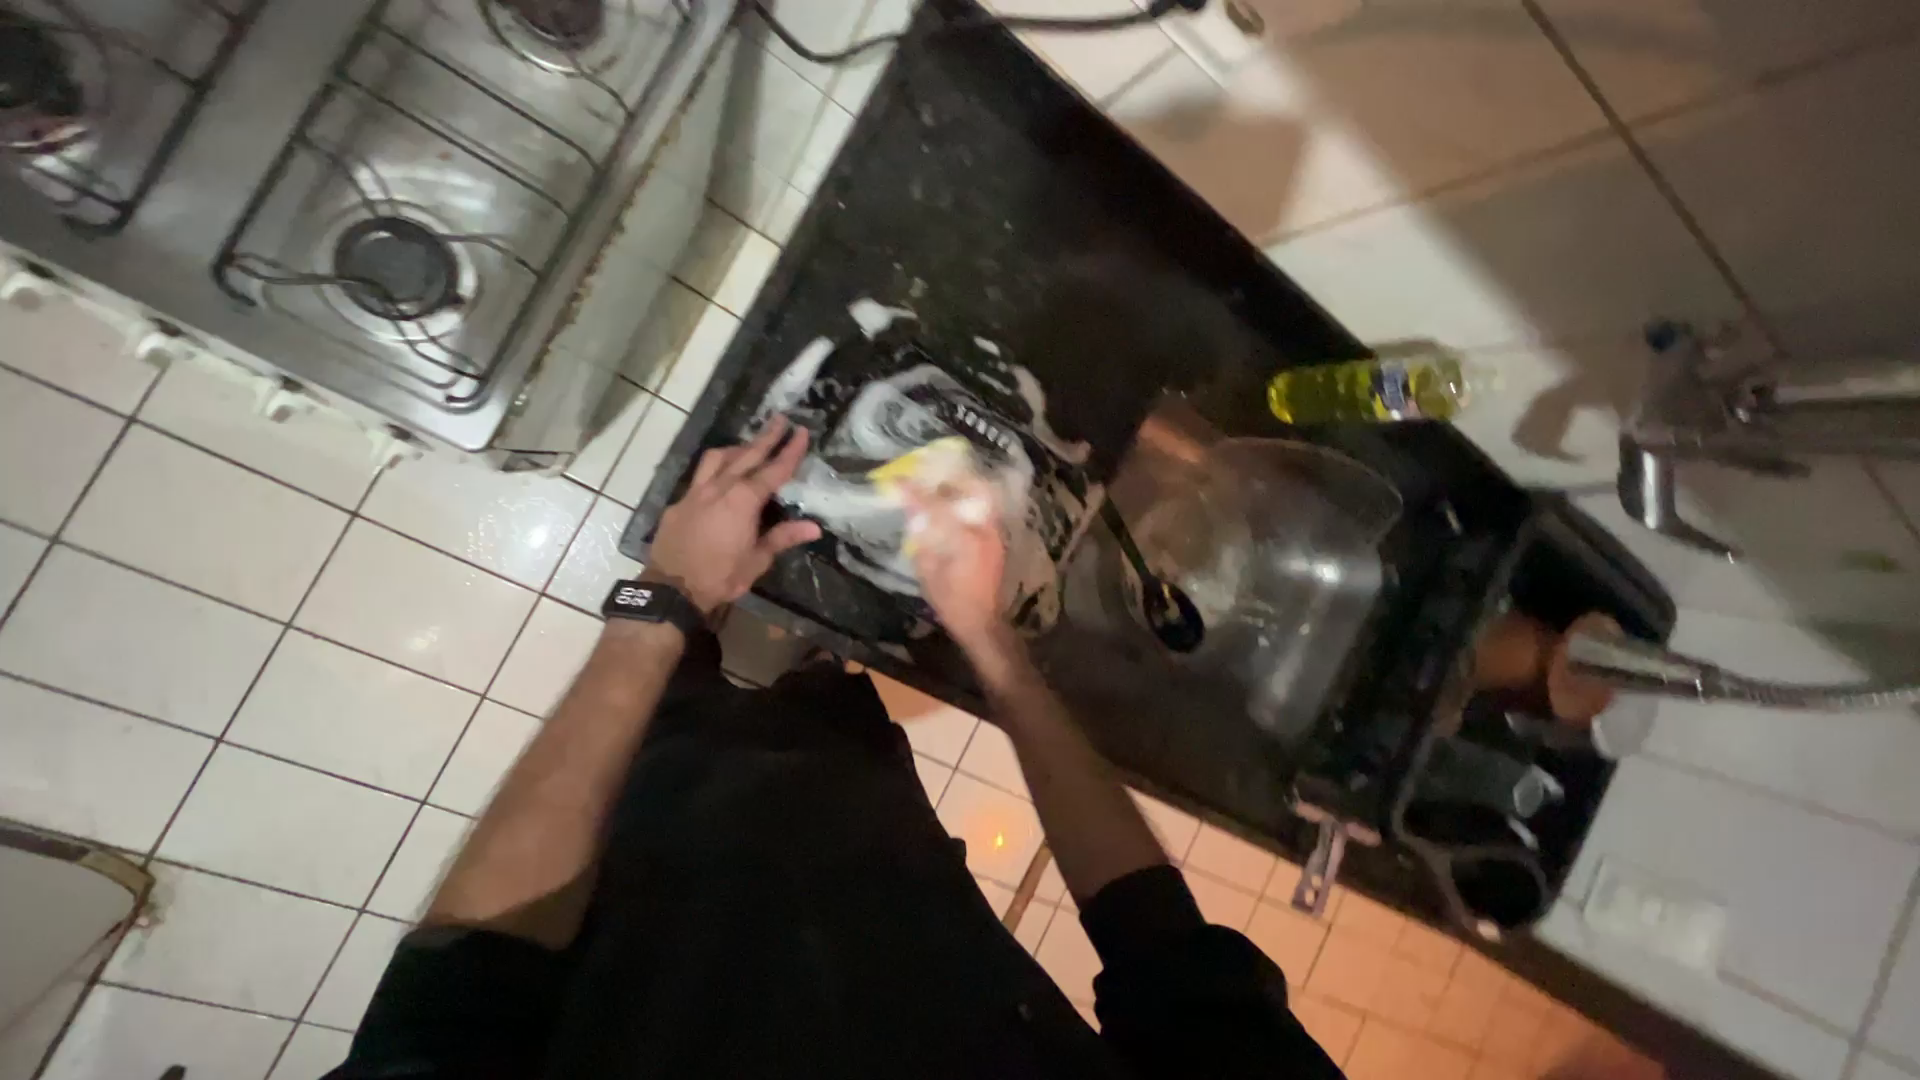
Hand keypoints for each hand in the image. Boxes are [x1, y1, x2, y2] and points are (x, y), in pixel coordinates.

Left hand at [649, 415, 821, 615]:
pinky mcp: (680, 503)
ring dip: (736, 448)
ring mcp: (696, 493)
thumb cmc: (720, 576)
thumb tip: (814, 527)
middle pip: (746, 455)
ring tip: (748, 444)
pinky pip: (700, 476)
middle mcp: (719, 488)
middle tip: (780, 419)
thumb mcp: (757, 560)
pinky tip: (719, 478)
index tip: (801, 432)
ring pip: (717, 459)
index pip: (773, 471)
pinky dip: (715, 469)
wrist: (671, 588)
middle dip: (766, 437)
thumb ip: (782, 538)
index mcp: (743, 501)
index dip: (789, 451)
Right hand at [904, 480, 1008, 653]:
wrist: (982, 622)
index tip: (899, 481)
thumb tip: (913, 513)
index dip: (916, 492)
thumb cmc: (951, 602)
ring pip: (983, 497)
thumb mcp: (927, 572)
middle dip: (951, 478)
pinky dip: (970, 504)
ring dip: (963, 488)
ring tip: (942, 488)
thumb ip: (922, 538)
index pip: (936, 506)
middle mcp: (984, 530)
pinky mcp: (998, 540)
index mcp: (964, 539)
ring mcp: (995, 534)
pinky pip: (985, 511)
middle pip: (973, 488)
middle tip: (931, 475)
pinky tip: (955, 509)